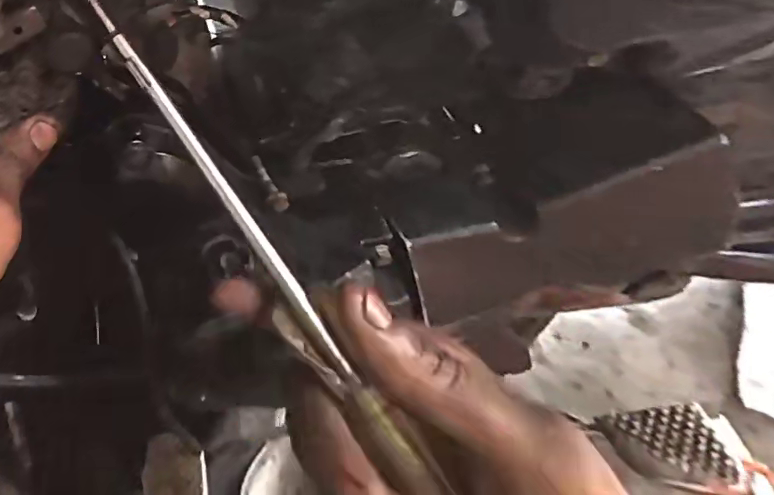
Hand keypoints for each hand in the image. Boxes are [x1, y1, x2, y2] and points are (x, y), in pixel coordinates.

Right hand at [213, 280, 624, 494]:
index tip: (235, 298)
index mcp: (419, 369)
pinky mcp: (358, 480)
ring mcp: (373, 455)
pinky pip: (328, 475)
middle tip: (373, 484)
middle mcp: (387, 403)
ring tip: (391, 494)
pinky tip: (378, 493)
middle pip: (309, 385)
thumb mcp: (538, 452)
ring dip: (345, 474)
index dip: (280, 301)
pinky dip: (345, 483)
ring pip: (314, 443)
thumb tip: (353, 298)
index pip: (334, 318)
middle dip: (330, 435)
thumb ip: (448, 378)